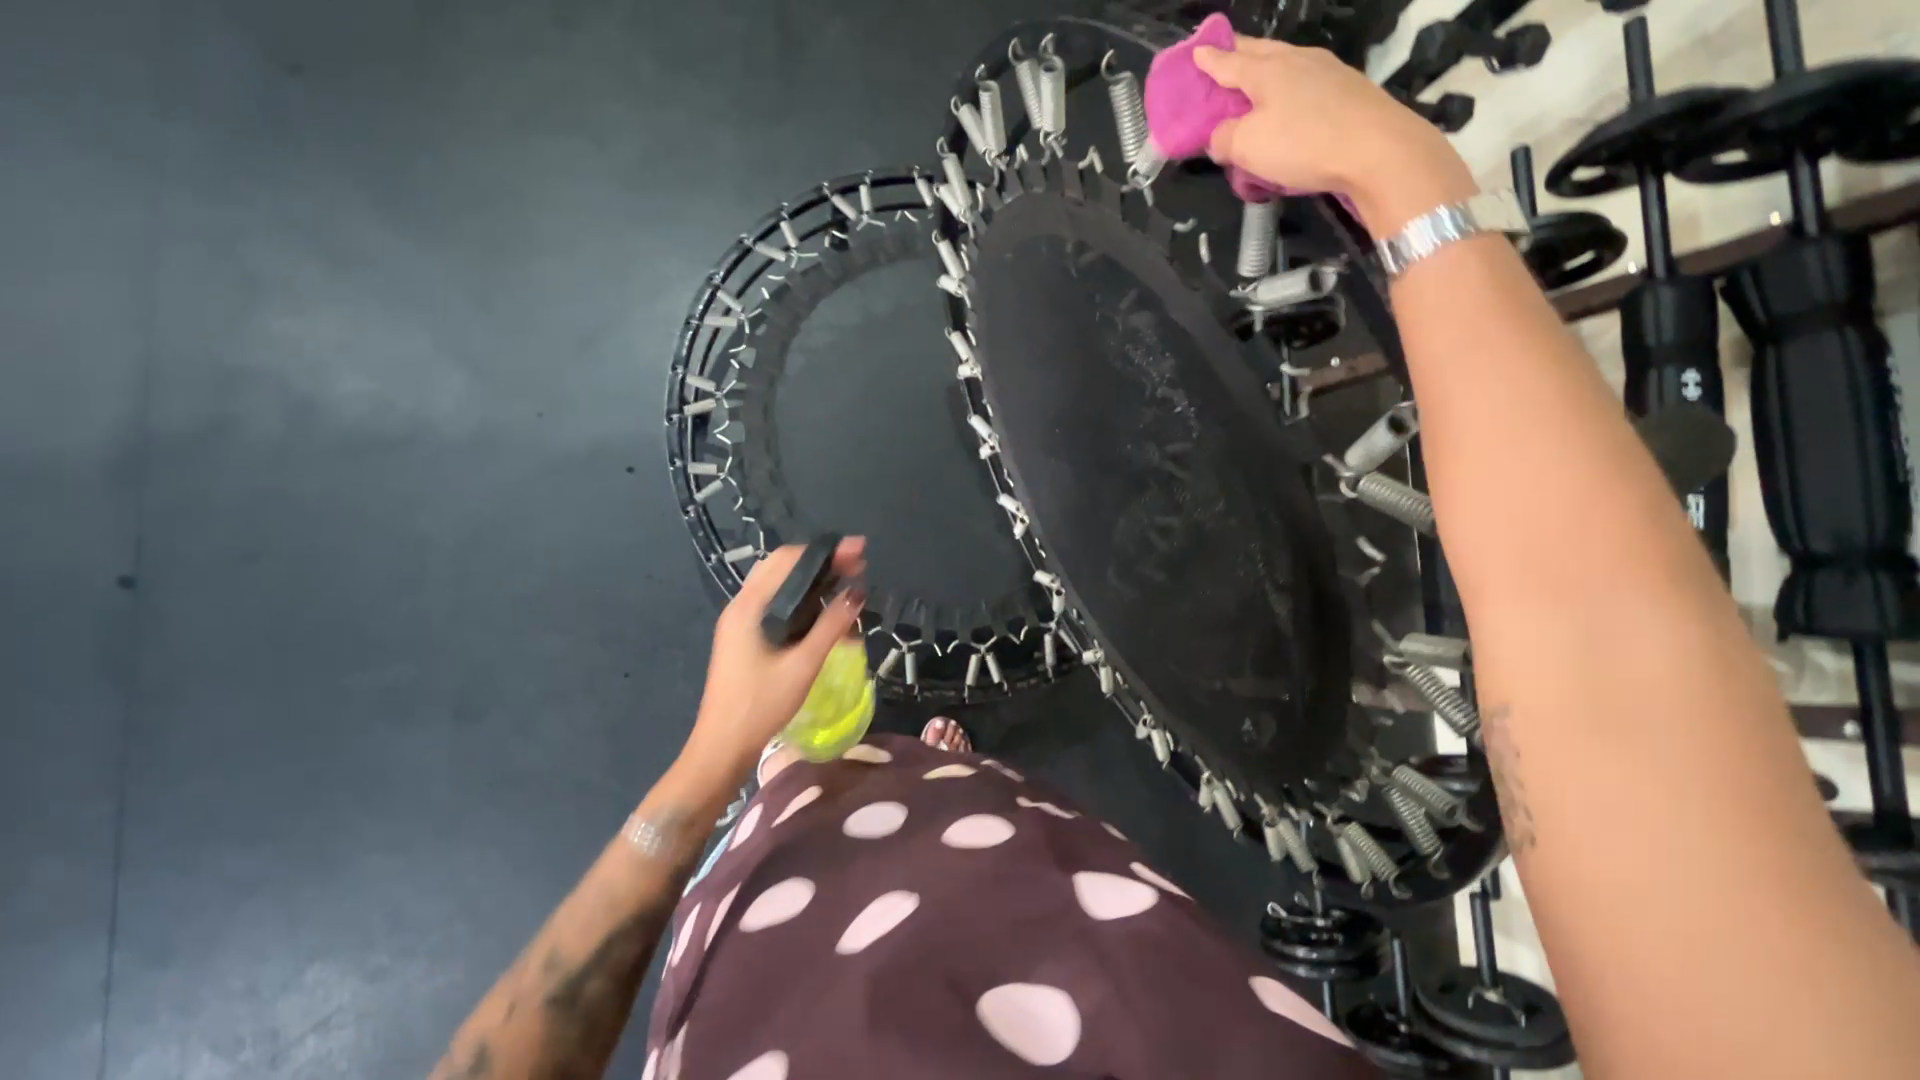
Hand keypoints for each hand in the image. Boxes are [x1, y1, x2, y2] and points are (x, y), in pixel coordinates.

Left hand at [682, 538, 868, 780]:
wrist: (722, 746)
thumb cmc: (761, 705)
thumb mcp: (803, 665)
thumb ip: (831, 626)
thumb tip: (858, 593)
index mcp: (749, 607)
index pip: (788, 559)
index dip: (826, 551)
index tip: (860, 551)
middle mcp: (741, 606)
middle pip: (782, 567)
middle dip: (821, 563)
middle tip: (858, 567)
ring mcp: (739, 623)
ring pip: (778, 587)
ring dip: (812, 581)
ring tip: (847, 587)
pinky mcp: (743, 638)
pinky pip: (774, 605)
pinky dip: (800, 600)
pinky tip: (823, 614)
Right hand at [1193, 38, 1475, 234]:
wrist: (1379, 150)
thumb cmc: (1303, 144)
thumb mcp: (1247, 147)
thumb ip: (1223, 138)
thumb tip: (1219, 136)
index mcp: (1266, 69)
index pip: (1229, 61)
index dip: (1210, 60)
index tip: (1196, 53)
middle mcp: (1297, 60)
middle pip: (1260, 52)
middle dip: (1239, 55)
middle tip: (1224, 59)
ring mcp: (1328, 71)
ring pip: (1287, 65)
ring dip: (1267, 72)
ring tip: (1256, 84)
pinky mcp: (1349, 90)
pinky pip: (1308, 83)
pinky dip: (1291, 89)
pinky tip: (1291, 102)